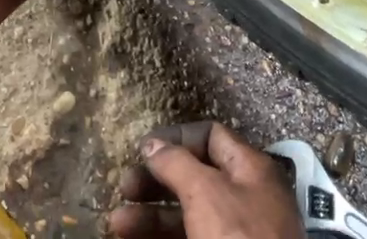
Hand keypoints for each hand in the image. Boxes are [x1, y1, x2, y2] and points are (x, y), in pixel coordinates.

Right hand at [110, 122, 301, 238]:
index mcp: (250, 171)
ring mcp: (234, 236)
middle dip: (154, 181)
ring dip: (149, 217)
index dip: (175, 138)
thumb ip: (175, 162)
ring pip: (185, 216)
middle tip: (125, 188)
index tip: (142, 149)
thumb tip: (152, 144)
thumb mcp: (205, 192)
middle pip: (192, 177)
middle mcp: (243, 200)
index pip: (210, 137)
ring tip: (116, 225)